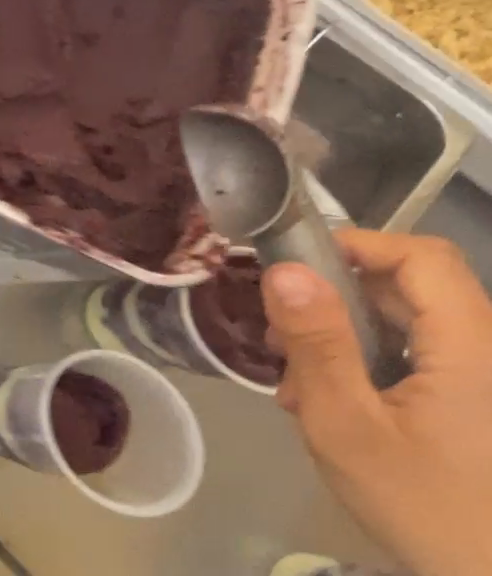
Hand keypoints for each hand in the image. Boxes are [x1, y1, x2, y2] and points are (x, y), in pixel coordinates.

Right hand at [263, 230, 491, 575]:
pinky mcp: (479, 408)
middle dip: (332, 301)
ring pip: (411, 325)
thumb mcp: (348, 426)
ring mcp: (486, 384)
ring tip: (302, 385)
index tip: (290, 267)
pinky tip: (336, 404)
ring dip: (346, 338)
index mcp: (475, 353)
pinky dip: (372, 366)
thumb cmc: (427, 506)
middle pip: (411, 289)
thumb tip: (284, 269)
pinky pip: (425, 359)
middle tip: (280, 342)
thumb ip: (317, 343)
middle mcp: (490, 357)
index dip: (357, 244)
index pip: (422, 258)